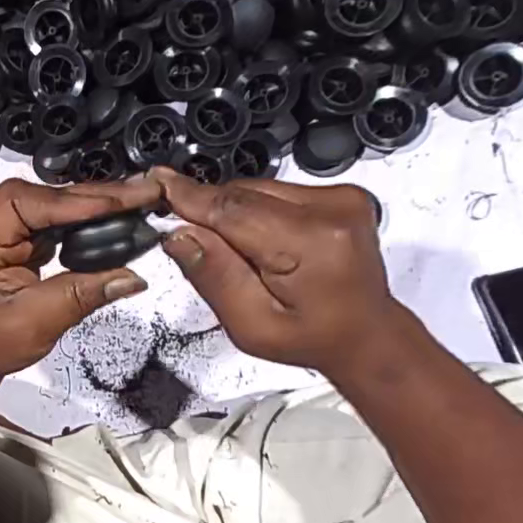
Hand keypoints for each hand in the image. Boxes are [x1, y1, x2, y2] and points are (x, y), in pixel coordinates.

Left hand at [0, 176, 163, 382]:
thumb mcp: (35, 322)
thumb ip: (81, 295)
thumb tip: (128, 278)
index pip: (26, 203)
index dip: (72, 201)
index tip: (114, 203)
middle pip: (46, 196)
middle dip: (94, 196)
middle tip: (140, 194)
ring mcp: (10, 235)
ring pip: (57, 206)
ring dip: (96, 204)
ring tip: (136, 203)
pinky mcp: (27, 245)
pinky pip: (61, 223)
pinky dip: (90, 221)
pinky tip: (115, 220)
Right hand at [156, 169, 400, 373]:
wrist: (363, 333)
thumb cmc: (312, 337)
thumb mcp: (251, 325)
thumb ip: (214, 277)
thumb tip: (179, 236)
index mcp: (311, 245)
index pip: (232, 209)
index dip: (190, 198)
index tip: (159, 184)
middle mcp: (332, 210)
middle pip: (242, 196)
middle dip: (210, 216)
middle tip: (192, 244)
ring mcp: (339, 198)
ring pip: (256, 190)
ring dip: (234, 216)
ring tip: (242, 258)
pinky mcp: (337, 194)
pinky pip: (275, 192)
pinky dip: (257, 213)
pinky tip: (261, 245)